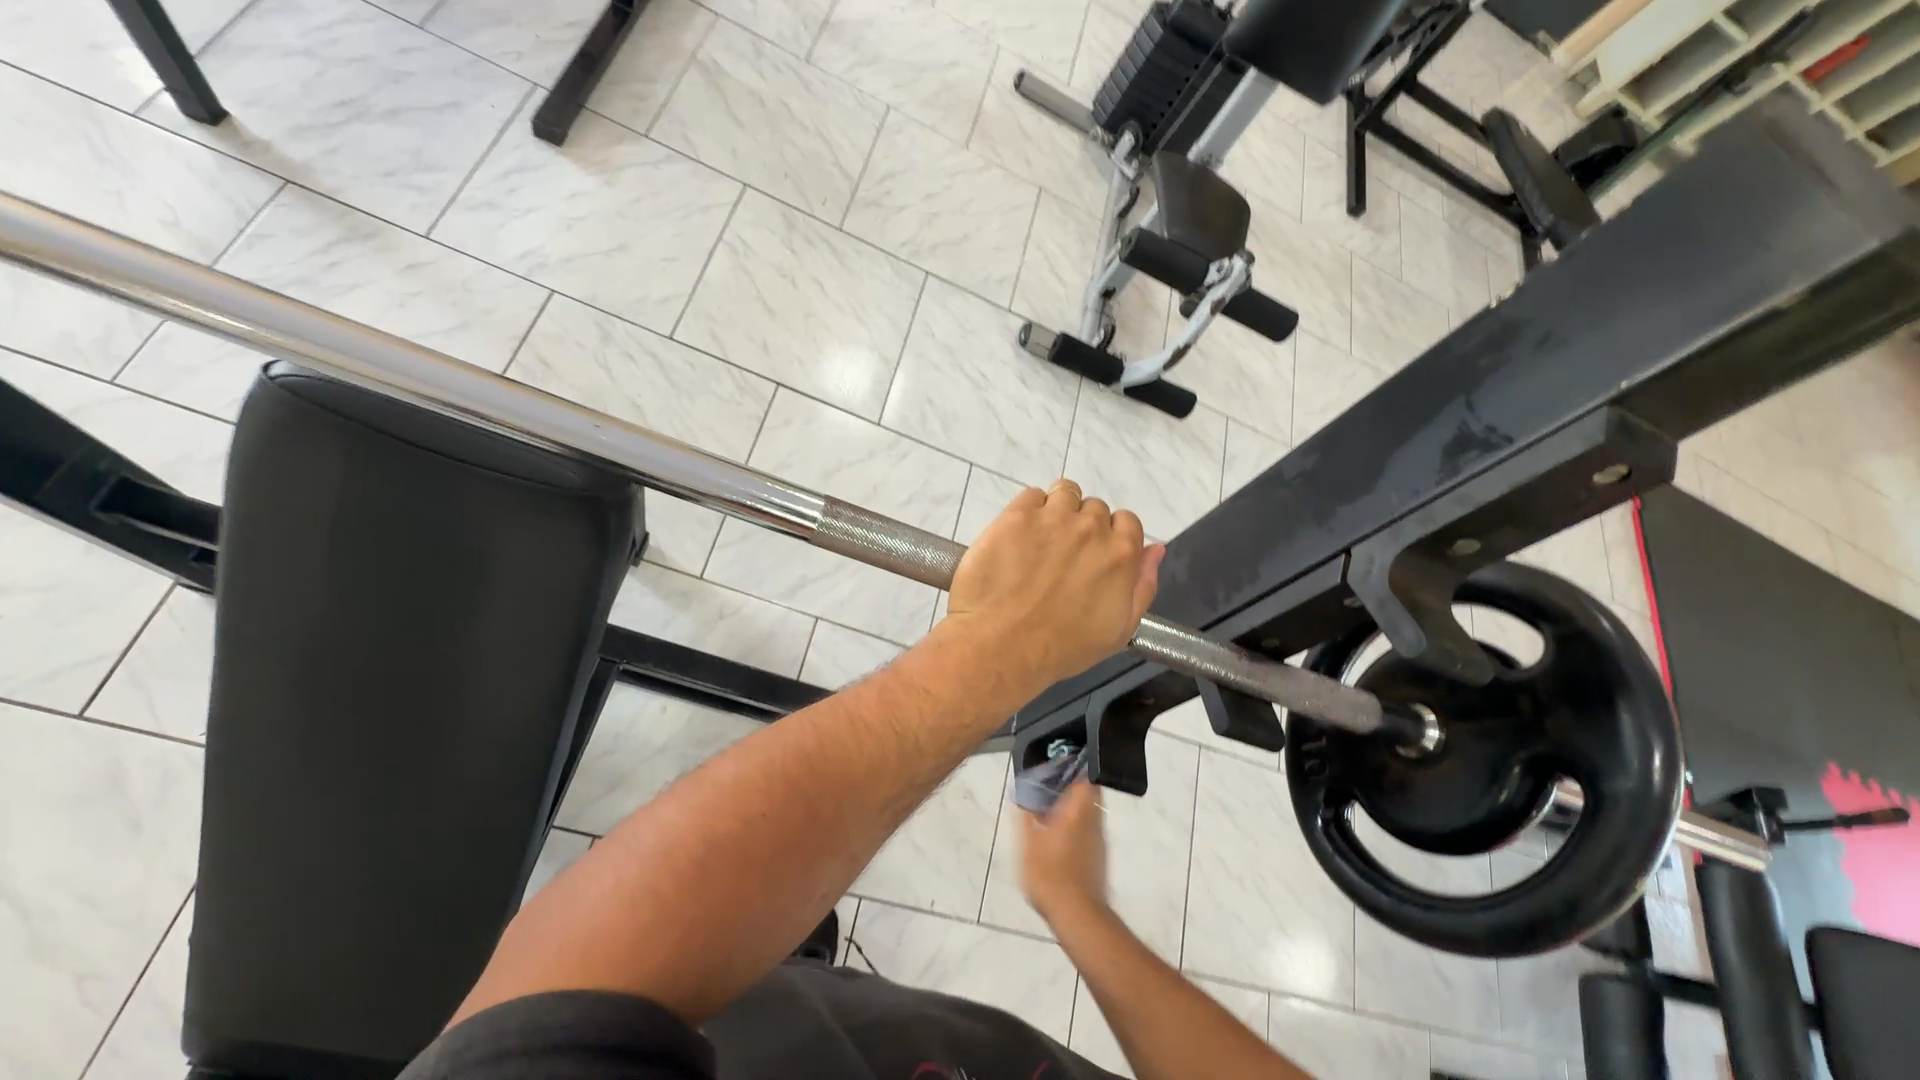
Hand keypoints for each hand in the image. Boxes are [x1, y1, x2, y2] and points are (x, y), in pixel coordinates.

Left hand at [945, 480, 1163, 695]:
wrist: (1002, 645)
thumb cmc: (1063, 647)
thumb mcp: (1119, 630)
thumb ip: (1143, 586)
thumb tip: (1155, 550)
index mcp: (1121, 553)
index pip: (1128, 522)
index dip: (1111, 537)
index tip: (1093, 557)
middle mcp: (1092, 527)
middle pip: (1094, 508)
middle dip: (1082, 527)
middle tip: (1061, 556)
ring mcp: (1053, 517)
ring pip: (1065, 493)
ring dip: (1058, 510)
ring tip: (1040, 540)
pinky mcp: (1017, 515)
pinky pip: (1031, 495)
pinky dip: (1028, 510)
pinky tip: (1018, 537)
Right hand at [1020, 779, 1108, 925]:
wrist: (1077, 914)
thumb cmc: (1049, 875)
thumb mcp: (1027, 844)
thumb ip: (1025, 817)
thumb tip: (1022, 796)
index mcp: (1077, 813)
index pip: (1085, 780)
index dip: (1074, 770)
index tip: (1056, 769)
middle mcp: (1093, 822)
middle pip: (1089, 796)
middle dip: (1072, 790)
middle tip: (1049, 791)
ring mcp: (1100, 842)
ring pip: (1090, 815)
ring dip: (1074, 810)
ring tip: (1049, 814)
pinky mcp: (1100, 859)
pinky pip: (1089, 832)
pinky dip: (1077, 828)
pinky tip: (1058, 839)